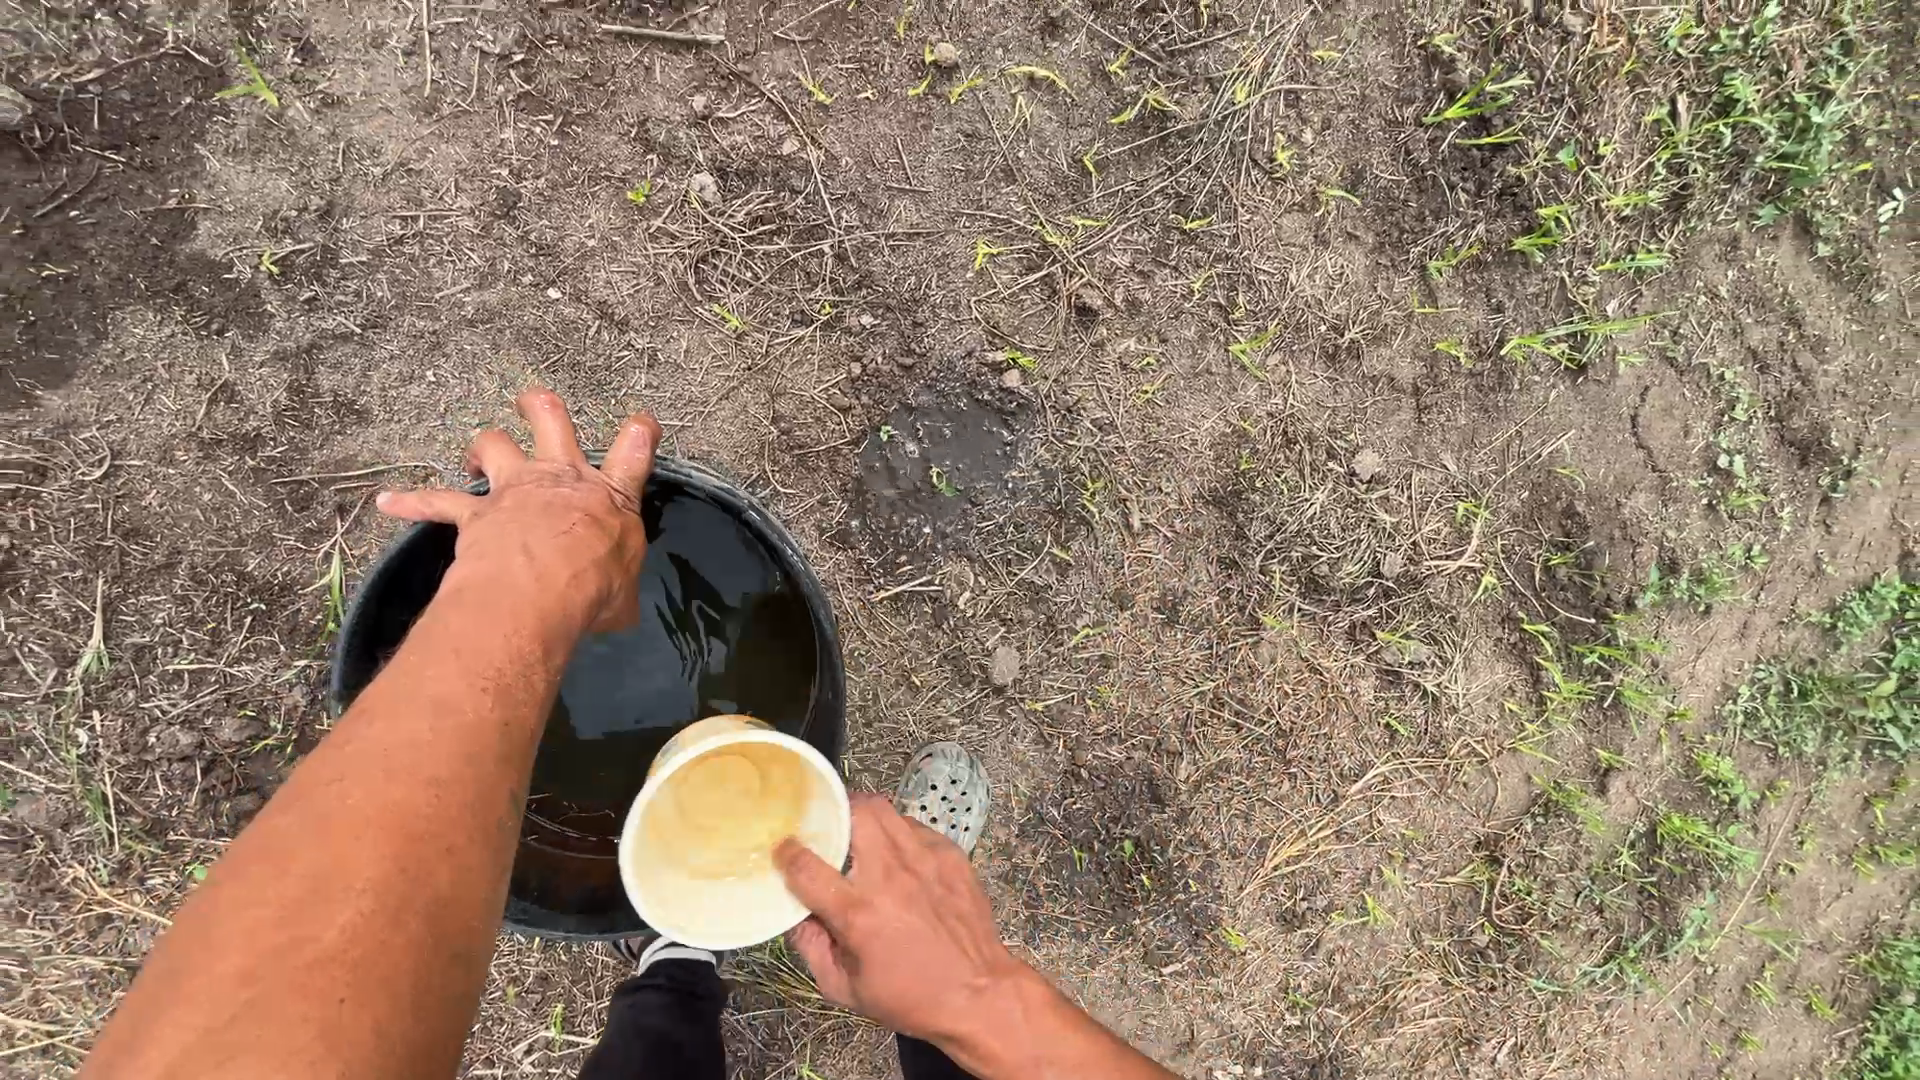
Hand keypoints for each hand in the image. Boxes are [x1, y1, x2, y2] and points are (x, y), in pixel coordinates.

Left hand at [376, 387, 662, 633]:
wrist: (539, 593)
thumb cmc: (596, 589)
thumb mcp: (624, 587)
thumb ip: (619, 582)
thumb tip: (618, 607)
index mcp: (611, 496)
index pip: (636, 450)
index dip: (642, 432)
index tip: (642, 425)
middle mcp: (563, 478)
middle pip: (552, 419)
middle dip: (541, 407)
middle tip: (534, 407)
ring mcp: (516, 489)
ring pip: (493, 443)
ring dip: (482, 447)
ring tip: (475, 461)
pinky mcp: (477, 513)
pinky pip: (436, 503)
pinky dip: (411, 502)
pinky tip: (388, 502)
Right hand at [775, 795, 1037, 1045]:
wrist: (979, 991)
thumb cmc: (911, 996)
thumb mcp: (846, 989)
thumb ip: (812, 947)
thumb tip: (797, 912)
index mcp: (860, 914)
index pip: (808, 868)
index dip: (788, 853)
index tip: (784, 849)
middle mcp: (891, 875)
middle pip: (855, 812)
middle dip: (834, 811)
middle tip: (829, 825)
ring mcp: (924, 858)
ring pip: (885, 809)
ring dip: (865, 816)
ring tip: (861, 834)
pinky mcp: (950, 853)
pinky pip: (914, 826)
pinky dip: (899, 833)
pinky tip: (900, 856)